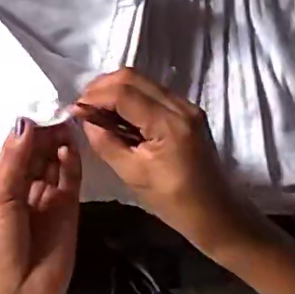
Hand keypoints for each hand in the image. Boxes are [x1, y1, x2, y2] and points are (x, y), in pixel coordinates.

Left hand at [0, 118, 81, 293]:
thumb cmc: (0, 244)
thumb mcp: (0, 197)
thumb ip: (14, 160)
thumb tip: (24, 122)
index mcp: (3, 187)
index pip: (17, 151)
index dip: (26, 132)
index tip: (37, 107)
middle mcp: (26, 189)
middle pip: (38, 153)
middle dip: (45, 134)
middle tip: (55, 111)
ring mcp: (49, 198)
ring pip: (55, 162)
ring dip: (57, 143)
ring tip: (64, 123)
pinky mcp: (70, 209)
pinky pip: (71, 179)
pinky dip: (71, 161)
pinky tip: (68, 146)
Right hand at [73, 68, 271, 254]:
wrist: (220, 216)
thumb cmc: (176, 203)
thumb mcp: (133, 176)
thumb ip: (106, 144)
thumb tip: (84, 120)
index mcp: (170, 125)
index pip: (124, 93)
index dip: (94, 96)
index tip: (74, 109)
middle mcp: (181, 107)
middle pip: (132, 77)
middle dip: (101, 87)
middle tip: (82, 107)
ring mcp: (187, 106)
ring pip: (142, 80)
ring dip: (114, 89)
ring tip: (95, 110)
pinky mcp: (187, 112)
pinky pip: (151, 92)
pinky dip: (129, 96)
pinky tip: (116, 115)